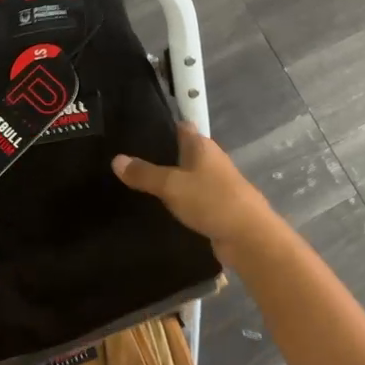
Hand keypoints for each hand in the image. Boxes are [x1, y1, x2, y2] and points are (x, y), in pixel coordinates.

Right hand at [112, 123, 278, 259]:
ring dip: (169, 181)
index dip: (162, 126)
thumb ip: (144, 173)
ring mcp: (216, 185)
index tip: (136, 130)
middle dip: (161, 155)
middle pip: (183, 152)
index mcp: (202, 146)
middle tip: (128, 161)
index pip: (181, 127)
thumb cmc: (212, 201)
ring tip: (137, 185)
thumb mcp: (172, 185)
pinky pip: (192, 199)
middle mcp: (211, 161)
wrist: (248, 238)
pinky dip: (178, 201)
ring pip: (187, 178)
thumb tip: (116, 159)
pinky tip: (159, 209)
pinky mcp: (217, 208)